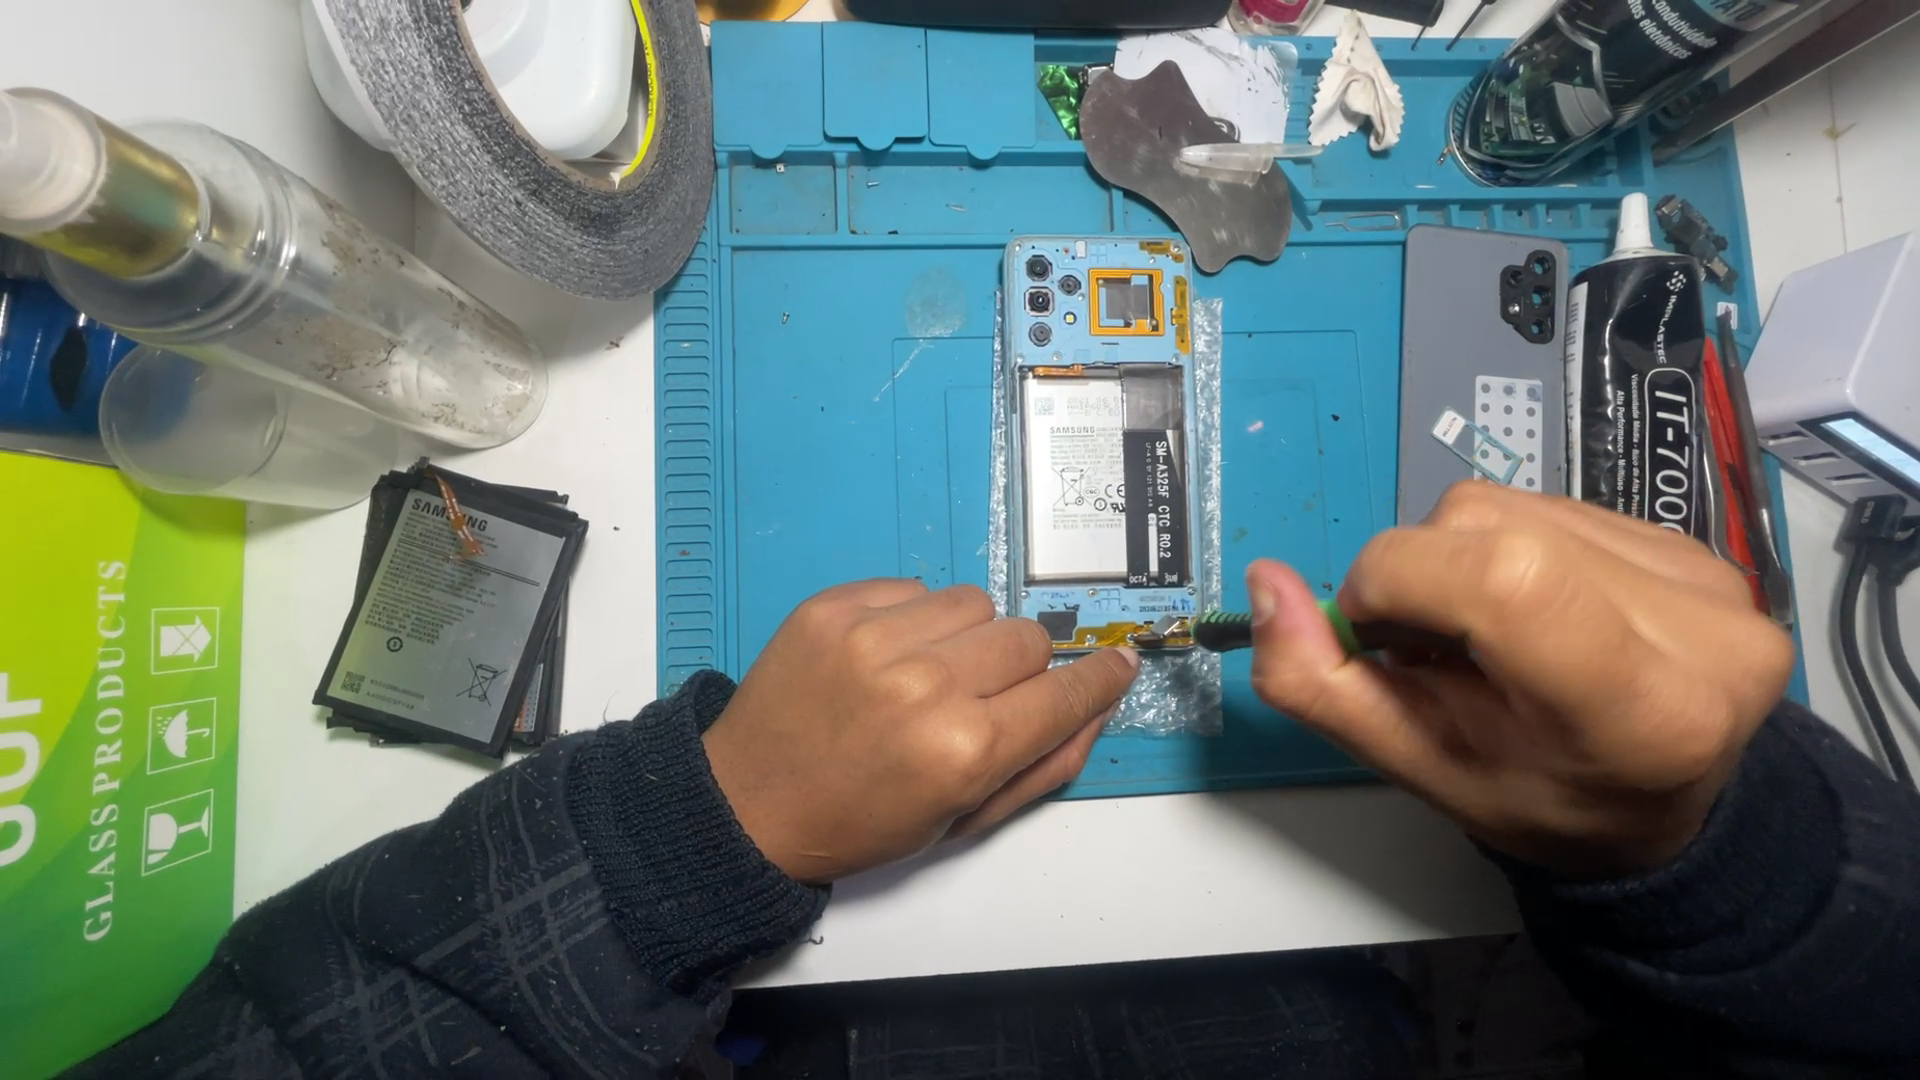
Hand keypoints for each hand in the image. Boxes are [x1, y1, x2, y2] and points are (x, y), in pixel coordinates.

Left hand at [702, 580, 1138, 883]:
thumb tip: (1097, 699)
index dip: (1099, 679)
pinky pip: (915, 588)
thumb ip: (1044, 762)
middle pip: (1027, 636)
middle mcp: (927, 683)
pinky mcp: (833, 605)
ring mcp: (874, 636)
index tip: (1115, 664)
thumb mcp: (963, 819)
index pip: (1065, 694)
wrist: (749, 803)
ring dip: (969, 636)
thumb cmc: (863, 824)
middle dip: (1020, 667)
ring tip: (928, 669)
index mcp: (965, 751)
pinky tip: (885, 653)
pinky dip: (915, 617)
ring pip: (976, 601)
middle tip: (980, 694)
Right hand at [1247, 483, 1793, 877]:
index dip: (1396, 580)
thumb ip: (1313, 680)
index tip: (1373, 631)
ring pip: (1500, 505)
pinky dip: (1493, 546)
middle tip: (1421, 643)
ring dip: (1448, 557)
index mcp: (1633, 707)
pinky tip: (1516, 603)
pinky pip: (1538, 505)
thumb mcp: (1402, 760)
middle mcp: (1696, 627)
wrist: (1648, 801)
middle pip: (1484, 528)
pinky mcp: (1692, 544)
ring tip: (1472, 627)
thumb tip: (1264, 579)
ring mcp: (1704, 574)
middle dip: (1410, 571)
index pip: (1499, 577)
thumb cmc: (1521, 795)